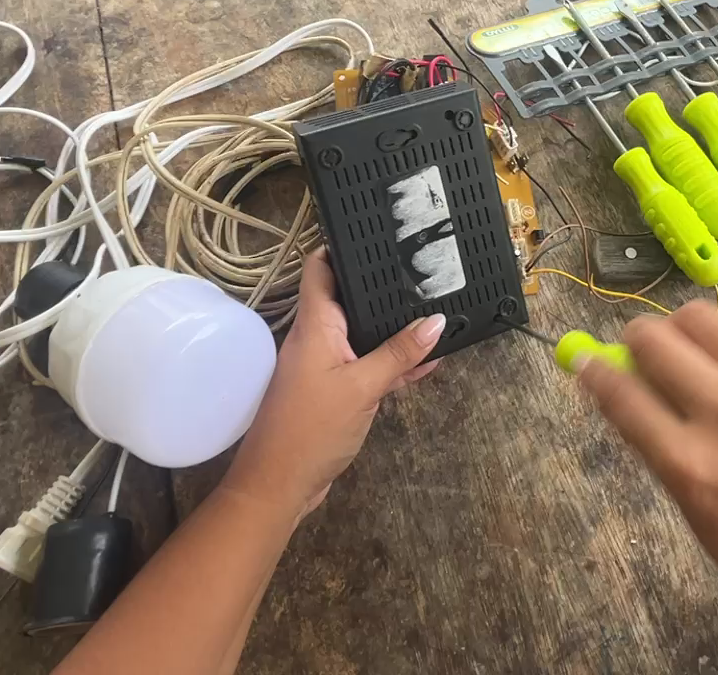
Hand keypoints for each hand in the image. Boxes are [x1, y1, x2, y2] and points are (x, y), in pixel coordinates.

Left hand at [222, 248, 443, 519]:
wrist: (278, 488)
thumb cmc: (312, 428)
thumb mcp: (362, 387)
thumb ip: (399, 353)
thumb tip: (438, 320)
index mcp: (315, 325)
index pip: (320, 268)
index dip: (341, 245)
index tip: (376, 229)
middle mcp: (318, 337)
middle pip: (348, 297)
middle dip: (381, 284)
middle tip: (421, 264)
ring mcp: (327, 365)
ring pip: (364, 333)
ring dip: (394, 327)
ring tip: (435, 307)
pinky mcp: (337, 391)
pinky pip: (370, 365)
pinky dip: (395, 362)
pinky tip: (429, 360)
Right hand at [575, 301, 717, 643]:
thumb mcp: (708, 527)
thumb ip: (671, 460)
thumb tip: (638, 407)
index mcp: (690, 468)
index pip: (621, 396)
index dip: (593, 372)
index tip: (583, 360)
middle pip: (651, 339)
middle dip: (632, 341)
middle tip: (637, 356)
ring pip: (693, 316)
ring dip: (675, 328)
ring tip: (683, 351)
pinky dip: (717, 336)